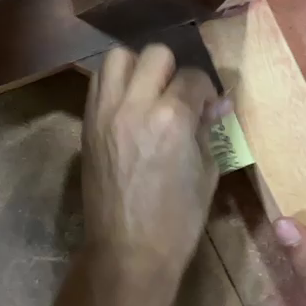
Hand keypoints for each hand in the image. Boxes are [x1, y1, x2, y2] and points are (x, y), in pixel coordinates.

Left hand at [81, 45, 219, 305]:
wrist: (127, 251)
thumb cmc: (178, 220)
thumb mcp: (207, 172)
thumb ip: (208, 129)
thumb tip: (217, 104)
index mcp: (172, 117)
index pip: (193, 77)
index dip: (206, 90)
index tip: (208, 106)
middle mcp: (135, 104)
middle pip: (154, 54)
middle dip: (172, 70)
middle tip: (178, 96)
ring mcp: (105, 111)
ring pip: (118, 57)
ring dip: (138, 68)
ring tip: (149, 92)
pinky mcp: (87, 123)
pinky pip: (98, 83)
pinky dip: (115, 84)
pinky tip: (128, 106)